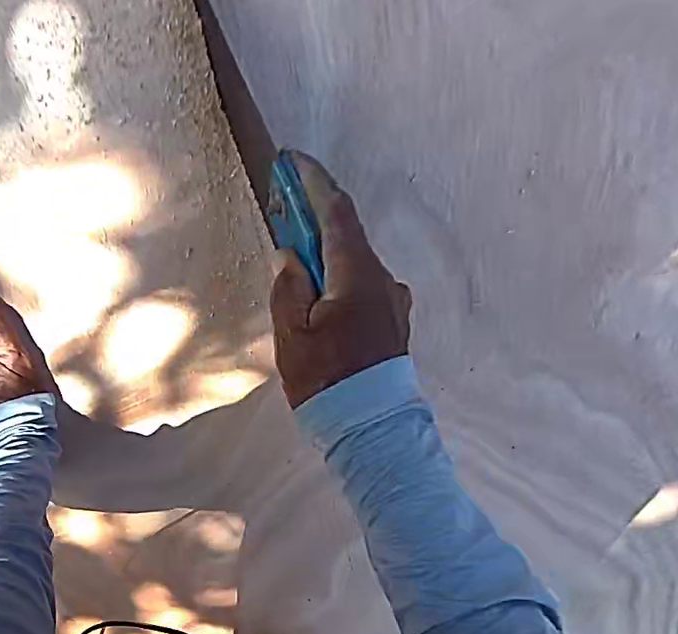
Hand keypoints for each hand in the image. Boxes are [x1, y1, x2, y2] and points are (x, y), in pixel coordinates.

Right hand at [269, 153, 412, 406]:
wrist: (371, 429)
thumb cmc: (327, 383)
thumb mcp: (292, 337)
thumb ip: (288, 288)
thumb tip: (290, 257)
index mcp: (357, 275)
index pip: (336, 211)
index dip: (312, 182)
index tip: (292, 160)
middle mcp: (383, 280)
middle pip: (346, 237)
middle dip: (313, 222)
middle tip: (283, 215)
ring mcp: (393, 303)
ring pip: (354, 266)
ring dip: (325, 259)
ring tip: (297, 276)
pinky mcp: (394, 324)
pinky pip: (363, 290)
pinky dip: (340, 284)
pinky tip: (322, 306)